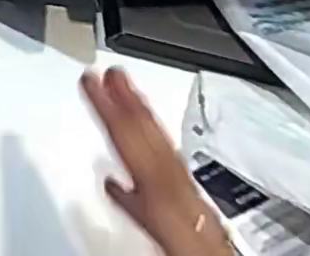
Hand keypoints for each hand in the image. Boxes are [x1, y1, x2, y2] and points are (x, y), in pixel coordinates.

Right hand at [82, 68, 231, 255]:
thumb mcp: (177, 251)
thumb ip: (141, 231)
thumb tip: (105, 192)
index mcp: (198, 248)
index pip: (157, 180)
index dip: (125, 126)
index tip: (99, 82)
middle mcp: (208, 246)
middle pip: (170, 172)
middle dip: (135, 118)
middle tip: (109, 72)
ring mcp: (211, 254)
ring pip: (175, 189)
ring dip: (141, 142)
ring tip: (116, 103)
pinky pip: (174, 216)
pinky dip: (144, 187)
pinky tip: (119, 183)